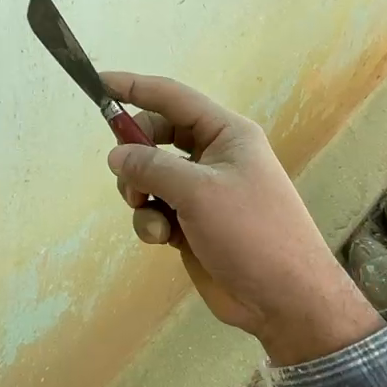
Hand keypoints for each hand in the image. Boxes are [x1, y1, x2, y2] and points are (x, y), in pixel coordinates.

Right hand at [102, 72, 382, 365]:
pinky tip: (162, 238)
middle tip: (121, 170)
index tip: (99, 83)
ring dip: (140, 192)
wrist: (286, 303)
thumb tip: (116, 155)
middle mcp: (213, 156)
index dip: (134, 87)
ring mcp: (202, 191)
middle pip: (155, 136)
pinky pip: (155, 208)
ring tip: (148, 212)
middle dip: (134, 153)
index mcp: (226, 134)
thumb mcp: (198, 191)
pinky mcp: (191, 223)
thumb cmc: (252, 233)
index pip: (172, 97)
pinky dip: (150, 220)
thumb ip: (151, 166)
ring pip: (149, 175)